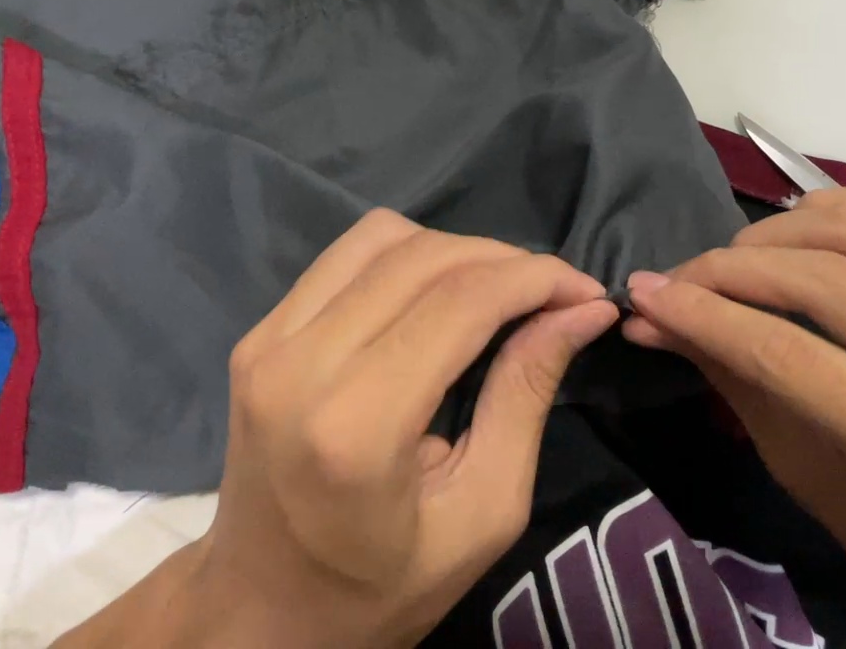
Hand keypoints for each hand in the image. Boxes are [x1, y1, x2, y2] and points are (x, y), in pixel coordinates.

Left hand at [58, 209, 618, 648]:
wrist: (261, 608)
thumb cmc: (382, 585)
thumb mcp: (483, 512)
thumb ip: (527, 395)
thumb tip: (582, 310)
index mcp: (356, 426)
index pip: (460, 302)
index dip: (535, 278)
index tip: (587, 291)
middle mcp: (299, 363)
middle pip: (424, 258)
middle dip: (505, 260)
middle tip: (555, 292)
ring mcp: (268, 340)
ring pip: (381, 237)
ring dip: (455, 249)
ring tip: (499, 289)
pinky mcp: (258, 331)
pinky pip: (345, 256)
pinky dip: (405, 256)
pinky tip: (436, 292)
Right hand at [621, 189, 845, 648]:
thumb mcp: (808, 480)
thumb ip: (736, 384)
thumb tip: (653, 317)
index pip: (797, 358)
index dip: (708, 317)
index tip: (643, 294)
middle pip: (834, 282)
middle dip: (735, 269)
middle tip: (676, 279)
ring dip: (780, 233)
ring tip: (733, 257)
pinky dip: (835, 213)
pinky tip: (795, 233)